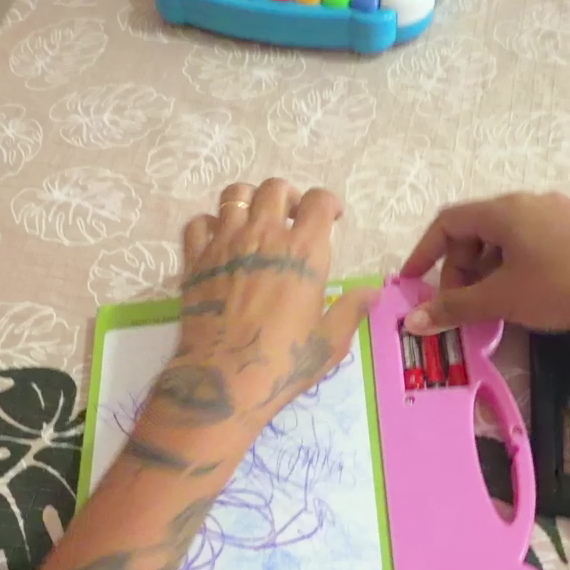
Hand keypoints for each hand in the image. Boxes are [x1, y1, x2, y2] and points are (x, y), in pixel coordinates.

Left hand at [136, 179, 374, 458]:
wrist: (226, 379)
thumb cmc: (284, 363)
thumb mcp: (330, 342)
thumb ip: (350, 310)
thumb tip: (373, 292)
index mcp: (304, 251)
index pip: (319, 201)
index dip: (328, 203)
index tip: (331, 216)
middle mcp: (264, 236)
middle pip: (275, 189)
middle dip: (288, 197)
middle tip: (291, 216)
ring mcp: (225, 244)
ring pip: (234, 195)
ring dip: (248, 201)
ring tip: (253, 221)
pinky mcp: (196, 261)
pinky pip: (198, 223)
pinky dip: (209, 224)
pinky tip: (217, 241)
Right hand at [399, 192, 569, 334]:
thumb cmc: (560, 287)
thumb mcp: (500, 300)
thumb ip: (453, 308)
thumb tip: (412, 322)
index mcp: (505, 210)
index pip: (448, 222)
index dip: (424, 251)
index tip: (411, 281)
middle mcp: (527, 203)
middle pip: (474, 231)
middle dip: (457, 269)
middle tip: (458, 304)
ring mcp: (554, 214)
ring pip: (501, 240)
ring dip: (482, 271)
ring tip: (488, 304)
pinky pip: (525, 244)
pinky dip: (508, 268)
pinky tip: (518, 296)